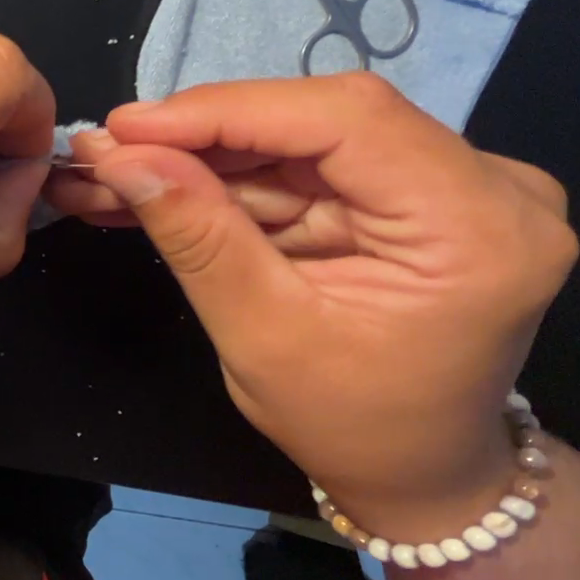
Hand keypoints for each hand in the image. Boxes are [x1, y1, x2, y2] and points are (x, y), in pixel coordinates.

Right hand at [48, 75, 576, 536]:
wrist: (411, 467)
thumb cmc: (347, 422)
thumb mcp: (259, 335)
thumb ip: (198, 237)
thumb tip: (122, 159)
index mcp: (478, 227)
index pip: (345, 121)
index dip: (225, 112)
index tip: (125, 127)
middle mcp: (481, 186)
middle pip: (315, 123)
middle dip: (193, 138)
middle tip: (98, 154)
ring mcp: (442, 187)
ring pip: (289, 145)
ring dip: (188, 162)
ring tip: (98, 177)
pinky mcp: (396, 197)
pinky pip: (291, 172)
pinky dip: (211, 184)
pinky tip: (141, 189)